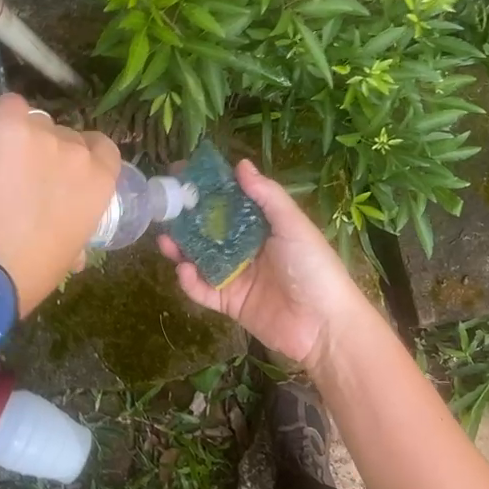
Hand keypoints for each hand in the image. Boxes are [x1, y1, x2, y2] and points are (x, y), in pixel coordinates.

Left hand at [0, 94, 120, 314]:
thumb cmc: (31, 273)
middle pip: (68, 136)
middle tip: (27, 179)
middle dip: (51, 153)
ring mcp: (43, 137)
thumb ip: (78, 237)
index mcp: (101, 183)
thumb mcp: (69, 255)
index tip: (65, 176)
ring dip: (25, 140)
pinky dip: (3, 118)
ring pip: (37, 124)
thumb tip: (77, 250)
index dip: (85, 158)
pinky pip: (9, 106)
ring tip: (2, 168)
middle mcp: (78, 153)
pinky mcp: (8, 128)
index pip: (104, 149)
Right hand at [157, 159, 376, 366]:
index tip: (182, 174)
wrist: (324, 325)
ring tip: (165, 239)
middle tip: (164, 208)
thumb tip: (241, 164)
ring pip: (201, 259)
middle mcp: (247, 249)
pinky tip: (183, 270)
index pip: (229, 202)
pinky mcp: (230, 303)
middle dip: (186, 220)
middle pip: (209, 231)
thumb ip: (267, 196)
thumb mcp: (292, 225)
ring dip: (181, 249)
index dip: (207, 189)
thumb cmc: (312, 267)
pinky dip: (190, 282)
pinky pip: (203, 290)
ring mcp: (237, 277)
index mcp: (264, 227)